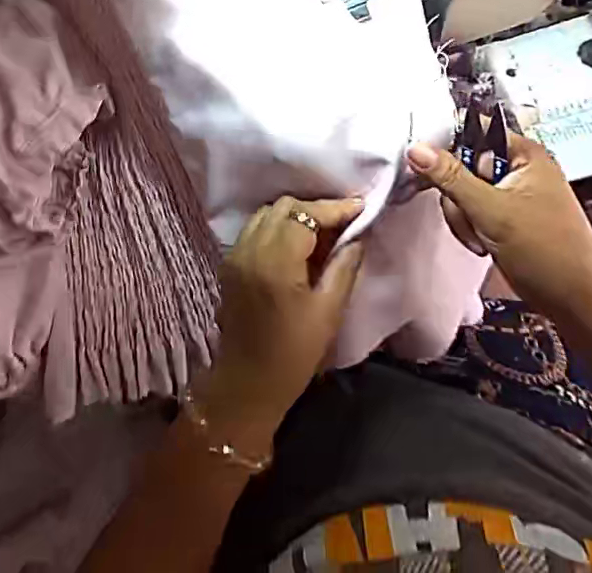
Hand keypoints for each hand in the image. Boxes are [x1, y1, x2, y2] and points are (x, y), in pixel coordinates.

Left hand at [196, 196, 367, 453]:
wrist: (247, 384)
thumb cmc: (293, 353)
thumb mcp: (328, 311)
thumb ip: (344, 266)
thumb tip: (358, 235)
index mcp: (275, 260)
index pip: (306, 215)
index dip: (335, 209)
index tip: (361, 207)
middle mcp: (250, 248)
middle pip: (284, 207)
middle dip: (315, 209)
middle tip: (344, 223)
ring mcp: (236, 254)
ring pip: (267, 214)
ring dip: (295, 216)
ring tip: (322, 232)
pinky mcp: (230, 263)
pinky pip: (255, 229)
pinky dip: (277, 227)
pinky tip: (297, 245)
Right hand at [406, 134, 591, 314]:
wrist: (577, 302)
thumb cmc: (546, 250)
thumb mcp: (491, 210)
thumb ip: (450, 177)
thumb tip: (416, 148)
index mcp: (524, 153)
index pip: (474, 129)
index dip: (448, 144)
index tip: (428, 166)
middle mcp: (518, 168)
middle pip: (463, 163)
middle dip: (457, 194)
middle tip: (470, 215)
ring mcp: (512, 194)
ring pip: (463, 190)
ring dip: (463, 216)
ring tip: (482, 237)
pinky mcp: (506, 217)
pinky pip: (472, 210)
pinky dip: (471, 227)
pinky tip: (483, 244)